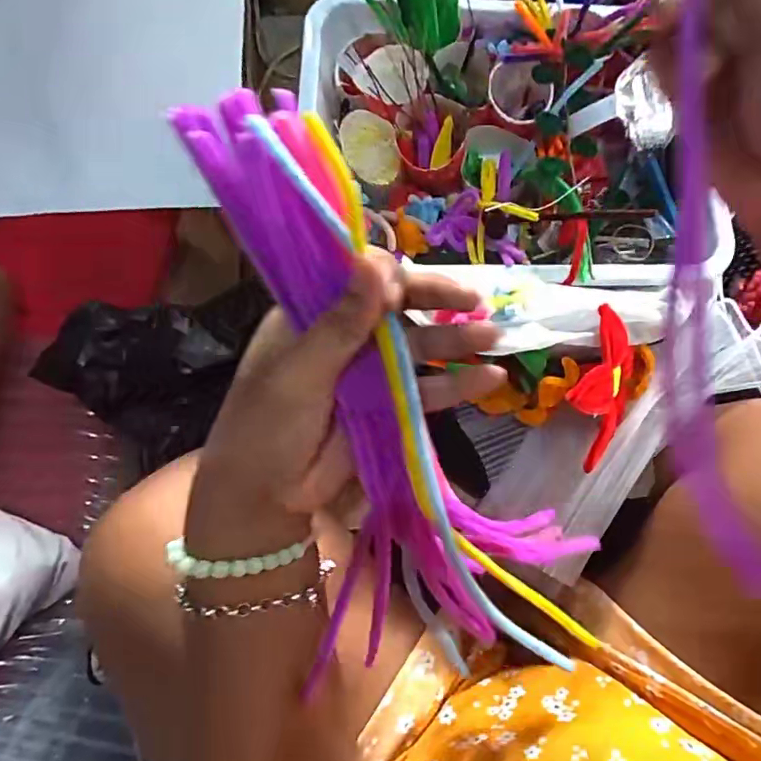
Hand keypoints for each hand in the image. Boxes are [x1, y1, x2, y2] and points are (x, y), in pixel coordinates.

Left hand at [182, 249, 504, 557]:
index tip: (407, 286)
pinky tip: (490, 378)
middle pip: (402, 308)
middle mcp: (349, 336)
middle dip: (439, 302)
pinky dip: (459, 384)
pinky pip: (430, 389)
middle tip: (475, 301)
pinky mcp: (393, 406)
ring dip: (458, 342)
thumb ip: (342, 322)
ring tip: (495, 337)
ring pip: (422, 347)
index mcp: (314, 315)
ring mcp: (374, 372)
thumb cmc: (265, 426)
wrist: (265, 498)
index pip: (361, 278)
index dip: (390, 276)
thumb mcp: (300, 371)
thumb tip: (377, 262)